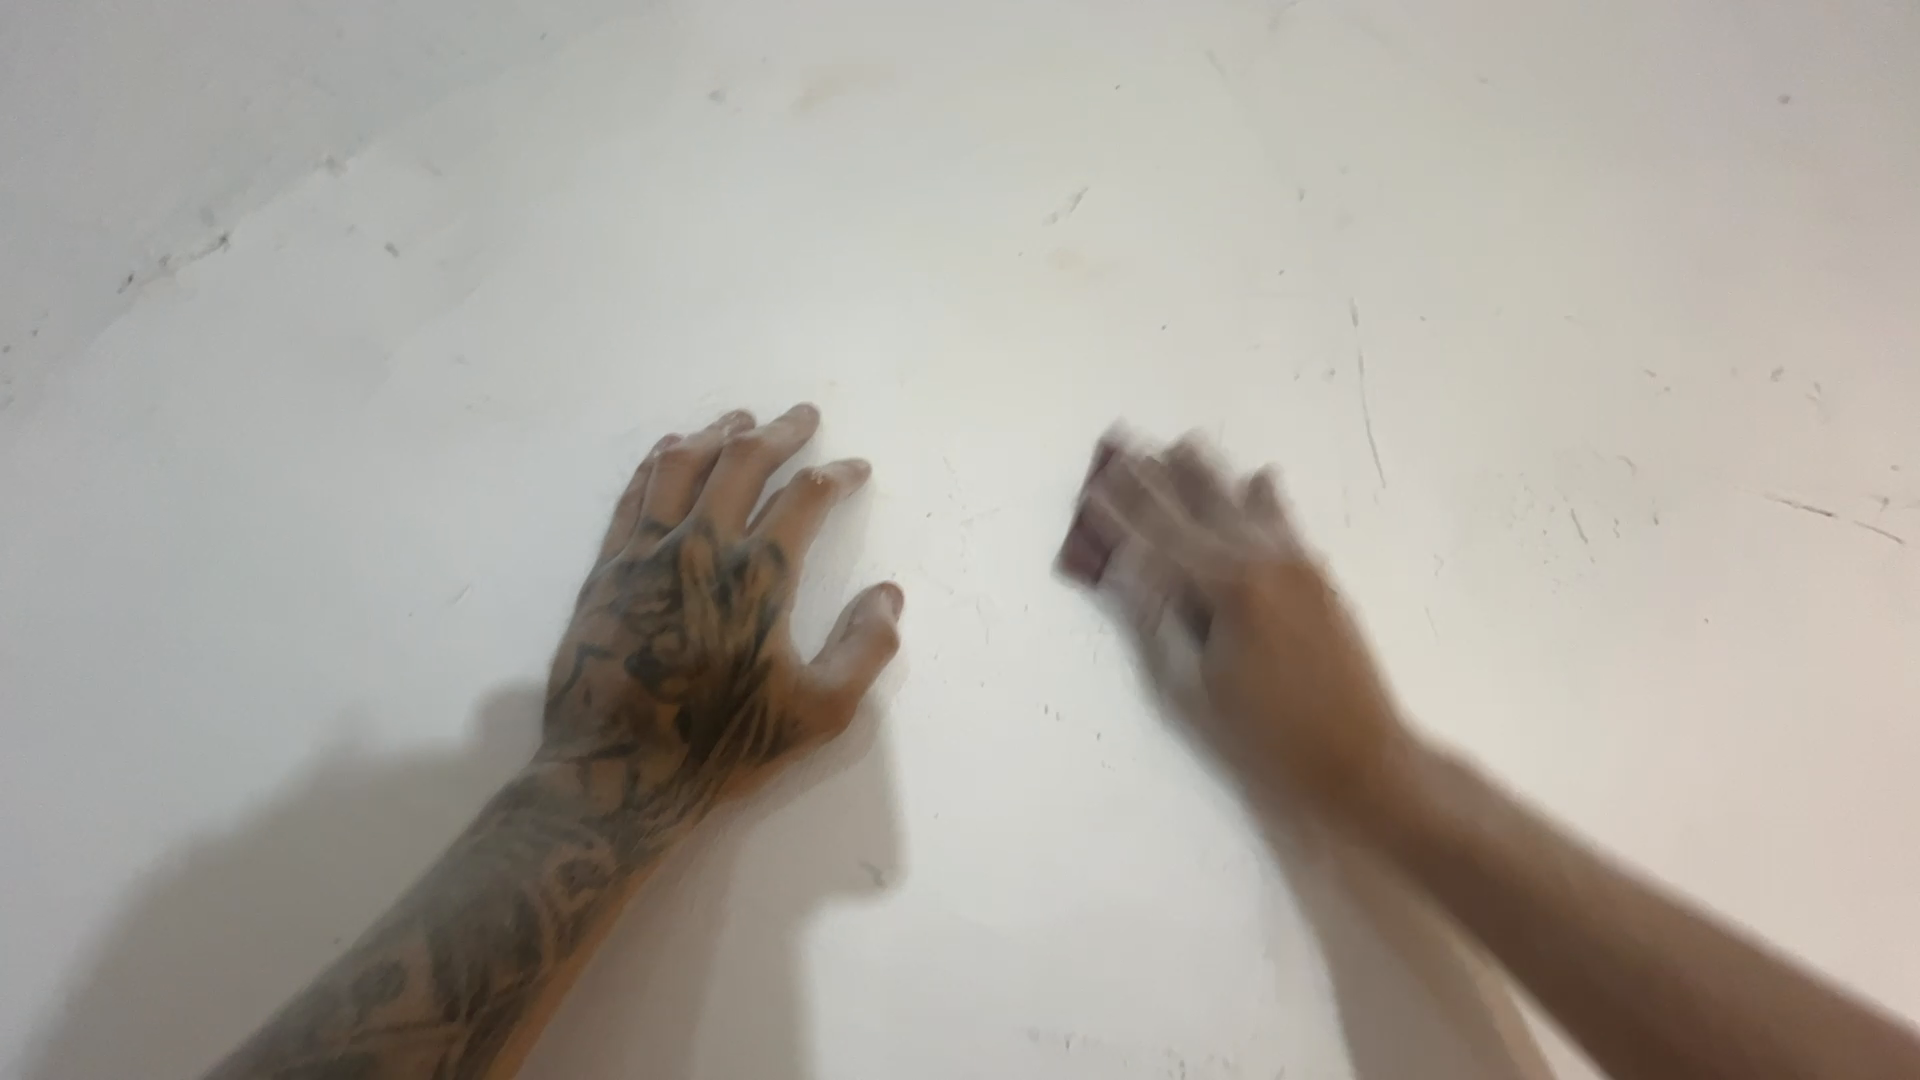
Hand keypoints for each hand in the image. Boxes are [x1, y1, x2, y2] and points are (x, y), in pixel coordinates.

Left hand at [542, 404, 902, 820]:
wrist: (617, 776)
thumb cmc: (725, 743)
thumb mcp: (821, 712)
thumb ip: (866, 648)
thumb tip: (889, 594)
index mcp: (759, 576)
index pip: (806, 498)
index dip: (838, 475)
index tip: (856, 468)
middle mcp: (702, 547)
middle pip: (744, 461)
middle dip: (782, 432)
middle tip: (804, 416)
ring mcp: (647, 552)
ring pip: (684, 464)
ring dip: (719, 433)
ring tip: (742, 418)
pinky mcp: (608, 566)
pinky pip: (635, 492)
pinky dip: (660, 459)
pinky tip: (674, 448)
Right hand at [1058, 432, 1412, 818]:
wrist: (1363, 761)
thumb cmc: (1263, 737)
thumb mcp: (1188, 688)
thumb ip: (1155, 619)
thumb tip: (1127, 568)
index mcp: (1225, 586)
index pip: (1156, 538)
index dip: (1120, 513)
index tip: (1092, 487)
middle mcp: (1261, 559)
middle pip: (1197, 506)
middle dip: (1156, 477)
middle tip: (1126, 444)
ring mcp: (1296, 563)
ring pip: (1241, 502)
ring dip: (1207, 473)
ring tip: (1183, 442)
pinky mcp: (1318, 576)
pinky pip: (1285, 521)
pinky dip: (1265, 497)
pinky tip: (1259, 476)